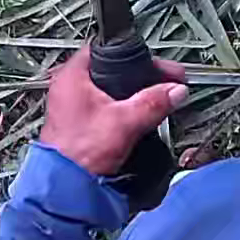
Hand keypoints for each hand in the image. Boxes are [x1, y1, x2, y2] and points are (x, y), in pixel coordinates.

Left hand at [39, 46, 188, 175]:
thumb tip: (176, 90)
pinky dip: (123, 107)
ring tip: (156, 98)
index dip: (136, 54)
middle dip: (140, 76)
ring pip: (109, 90)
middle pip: (111, 69)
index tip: (159, 65)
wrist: (64, 190)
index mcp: (72, 76)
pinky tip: (138, 115)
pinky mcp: (78, 123)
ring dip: (132, 93)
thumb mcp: (124, 122)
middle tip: (164, 81)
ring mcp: (71, 105)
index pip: (105, 49)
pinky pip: (105, 106)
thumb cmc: (80, 153)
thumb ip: (153, 103)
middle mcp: (68, 87)